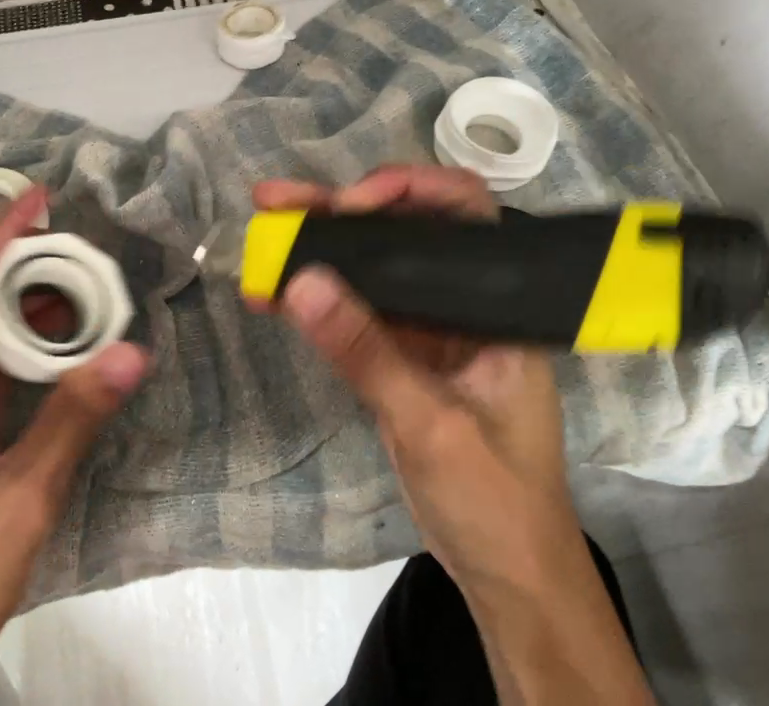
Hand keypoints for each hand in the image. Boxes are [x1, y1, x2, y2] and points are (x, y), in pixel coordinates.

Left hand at [0, 185, 148, 705]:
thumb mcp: (16, 501)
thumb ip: (71, 421)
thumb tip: (132, 354)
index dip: (0, 235)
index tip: (42, 195)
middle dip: (29, 270)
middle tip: (93, 248)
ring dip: (33, 314)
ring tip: (96, 285)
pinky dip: (29, 356)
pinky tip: (72, 344)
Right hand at [252, 165, 573, 588]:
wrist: (509, 575)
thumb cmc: (497, 501)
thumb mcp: (432, 426)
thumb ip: (368, 354)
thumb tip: (302, 283)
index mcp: (499, 308)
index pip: (464, 215)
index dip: (408, 192)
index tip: (350, 203)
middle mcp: (465, 307)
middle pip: (403, 238)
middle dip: (338, 214)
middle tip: (273, 200)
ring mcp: (430, 335)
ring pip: (372, 275)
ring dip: (317, 254)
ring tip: (259, 236)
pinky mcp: (401, 362)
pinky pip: (355, 318)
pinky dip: (316, 305)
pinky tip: (270, 295)